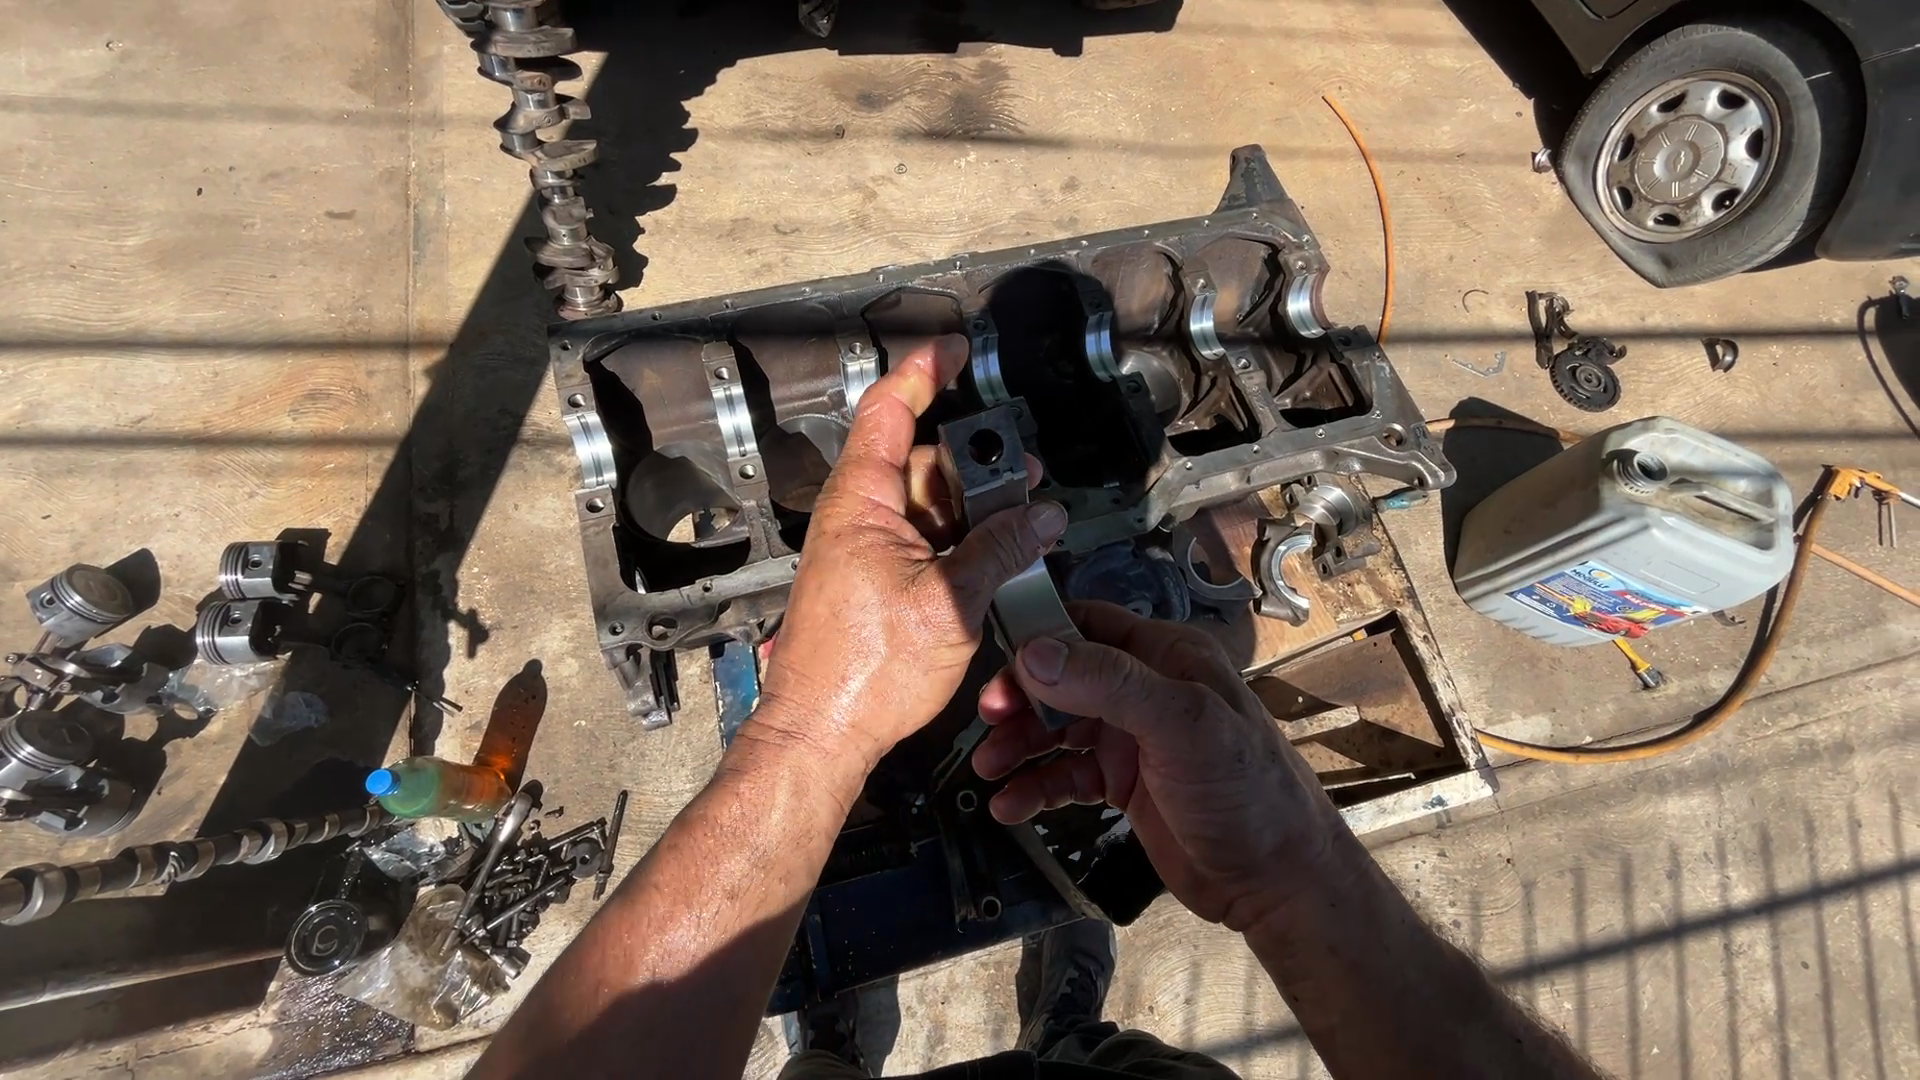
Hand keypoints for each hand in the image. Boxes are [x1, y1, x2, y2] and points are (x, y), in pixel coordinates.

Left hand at [755, 334, 1067, 769]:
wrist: (824, 731)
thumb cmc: (867, 669)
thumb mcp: (949, 600)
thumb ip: (1001, 549)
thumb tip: (1044, 516)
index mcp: (861, 502)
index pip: (888, 411)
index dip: (923, 373)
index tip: (955, 350)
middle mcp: (860, 517)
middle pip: (922, 461)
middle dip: (977, 460)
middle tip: (1025, 474)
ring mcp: (869, 550)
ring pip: (930, 504)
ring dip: (976, 506)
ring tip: (1023, 520)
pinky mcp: (879, 581)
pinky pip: (926, 540)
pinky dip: (962, 539)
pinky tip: (998, 554)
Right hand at [971, 602, 1354, 930]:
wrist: (1278, 883)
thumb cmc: (1239, 789)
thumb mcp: (1179, 724)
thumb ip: (1108, 682)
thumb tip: (1032, 653)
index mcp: (1164, 655)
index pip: (1089, 624)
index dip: (1041, 638)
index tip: (998, 662)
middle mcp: (1143, 688)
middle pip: (1064, 678)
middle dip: (1022, 698)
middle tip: (988, 720)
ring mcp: (1131, 737)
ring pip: (1059, 728)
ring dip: (1021, 745)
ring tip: (987, 769)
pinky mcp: (1123, 782)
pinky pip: (1068, 775)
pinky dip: (1037, 787)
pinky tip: (1010, 806)